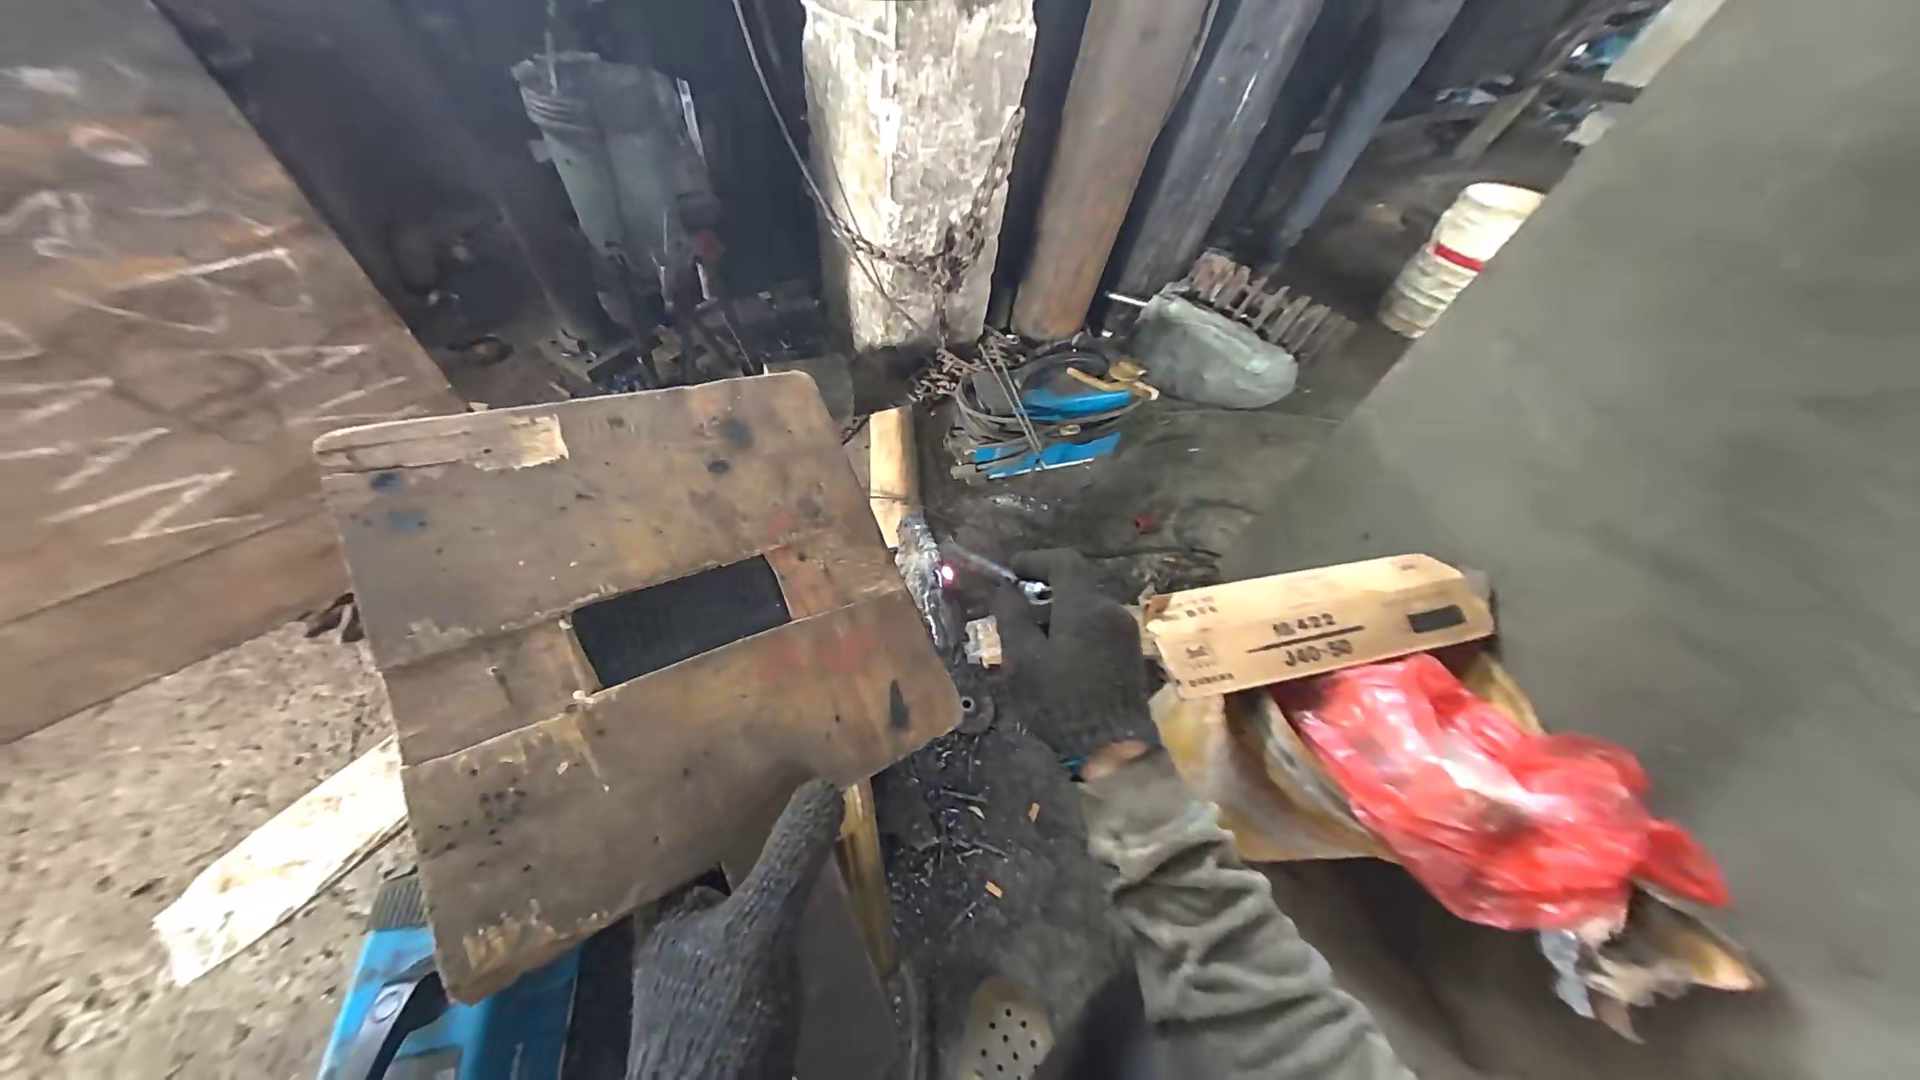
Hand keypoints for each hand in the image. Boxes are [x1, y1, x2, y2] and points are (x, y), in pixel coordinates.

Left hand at [628, 779, 843, 1079]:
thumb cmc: (716, 1019)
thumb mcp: (757, 929)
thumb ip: (789, 859)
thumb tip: (825, 786)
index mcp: (662, 905)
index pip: (685, 828)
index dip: (719, 791)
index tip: (759, 756)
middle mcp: (679, 925)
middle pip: (723, 855)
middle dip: (760, 823)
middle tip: (803, 781)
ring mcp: (710, 957)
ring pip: (749, 887)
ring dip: (781, 861)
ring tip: (821, 822)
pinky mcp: (740, 984)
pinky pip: (769, 920)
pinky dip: (794, 900)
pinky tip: (826, 889)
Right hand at [989, 550, 1156, 765]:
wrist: (1113, 752)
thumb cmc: (1061, 704)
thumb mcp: (1024, 660)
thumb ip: (1012, 616)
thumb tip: (1004, 589)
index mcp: (1085, 607)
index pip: (1063, 561)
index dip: (1034, 560)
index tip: (1010, 573)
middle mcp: (1111, 610)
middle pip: (1074, 584)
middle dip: (1040, 591)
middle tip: (1011, 613)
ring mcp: (1124, 632)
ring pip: (1084, 606)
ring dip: (1055, 612)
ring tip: (1029, 641)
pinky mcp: (1129, 652)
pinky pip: (1096, 625)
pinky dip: (1071, 627)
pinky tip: (1054, 657)